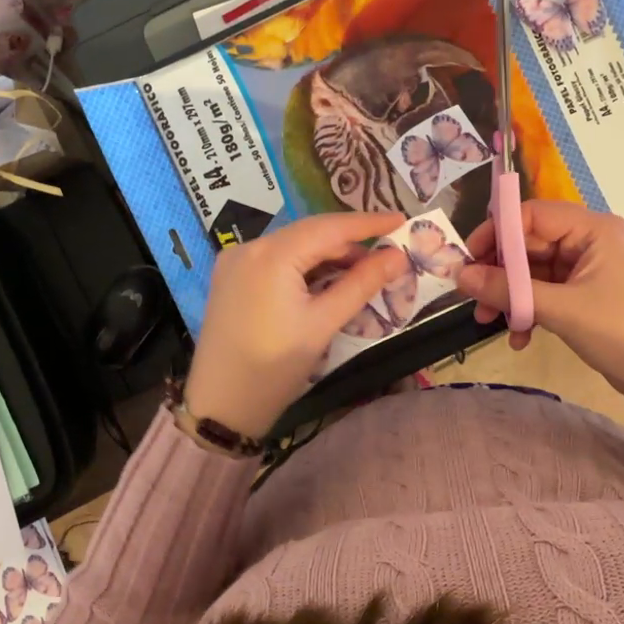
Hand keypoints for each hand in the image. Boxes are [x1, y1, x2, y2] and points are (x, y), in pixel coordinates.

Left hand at [185, 213, 407, 437]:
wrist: (221, 404)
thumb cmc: (275, 367)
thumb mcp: (324, 324)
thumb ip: (361, 285)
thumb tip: (399, 256)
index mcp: (272, 255)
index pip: (329, 227)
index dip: (368, 223)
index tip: (402, 220)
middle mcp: (250, 247)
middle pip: (309, 232)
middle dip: (349, 240)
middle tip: (388, 252)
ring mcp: (236, 261)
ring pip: (293, 245)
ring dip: (328, 253)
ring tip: (363, 269)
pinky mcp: (231, 277)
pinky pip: (276, 259)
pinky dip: (304, 264)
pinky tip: (327, 278)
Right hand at [455, 200, 623, 430]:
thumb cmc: (623, 333)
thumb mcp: (561, 311)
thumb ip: (509, 291)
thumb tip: (460, 276)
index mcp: (593, 229)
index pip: (531, 214)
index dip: (496, 233)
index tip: (468, 261)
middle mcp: (589, 241)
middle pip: (528, 243)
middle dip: (499, 273)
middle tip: (472, 299)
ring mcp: (587, 269)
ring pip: (532, 271)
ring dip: (509, 296)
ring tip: (488, 323)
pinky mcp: (585, 294)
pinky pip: (544, 292)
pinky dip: (527, 311)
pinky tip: (519, 338)